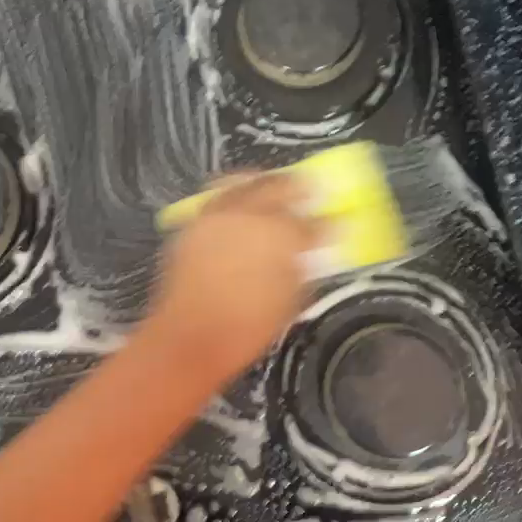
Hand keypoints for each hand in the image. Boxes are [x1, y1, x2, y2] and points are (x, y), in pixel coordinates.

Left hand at [144, 173, 317, 383]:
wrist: (190, 338)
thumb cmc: (246, 328)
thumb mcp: (290, 302)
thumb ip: (303, 268)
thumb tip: (308, 253)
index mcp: (280, 235)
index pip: (311, 219)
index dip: (324, 222)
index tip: (331, 225)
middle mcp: (247, 216)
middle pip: (277, 185)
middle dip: (296, 188)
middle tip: (306, 193)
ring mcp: (216, 217)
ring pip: (243, 183)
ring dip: (262, 184)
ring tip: (271, 192)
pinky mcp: (192, 226)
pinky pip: (217, 199)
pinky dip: (233, 198)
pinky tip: (240, 212)